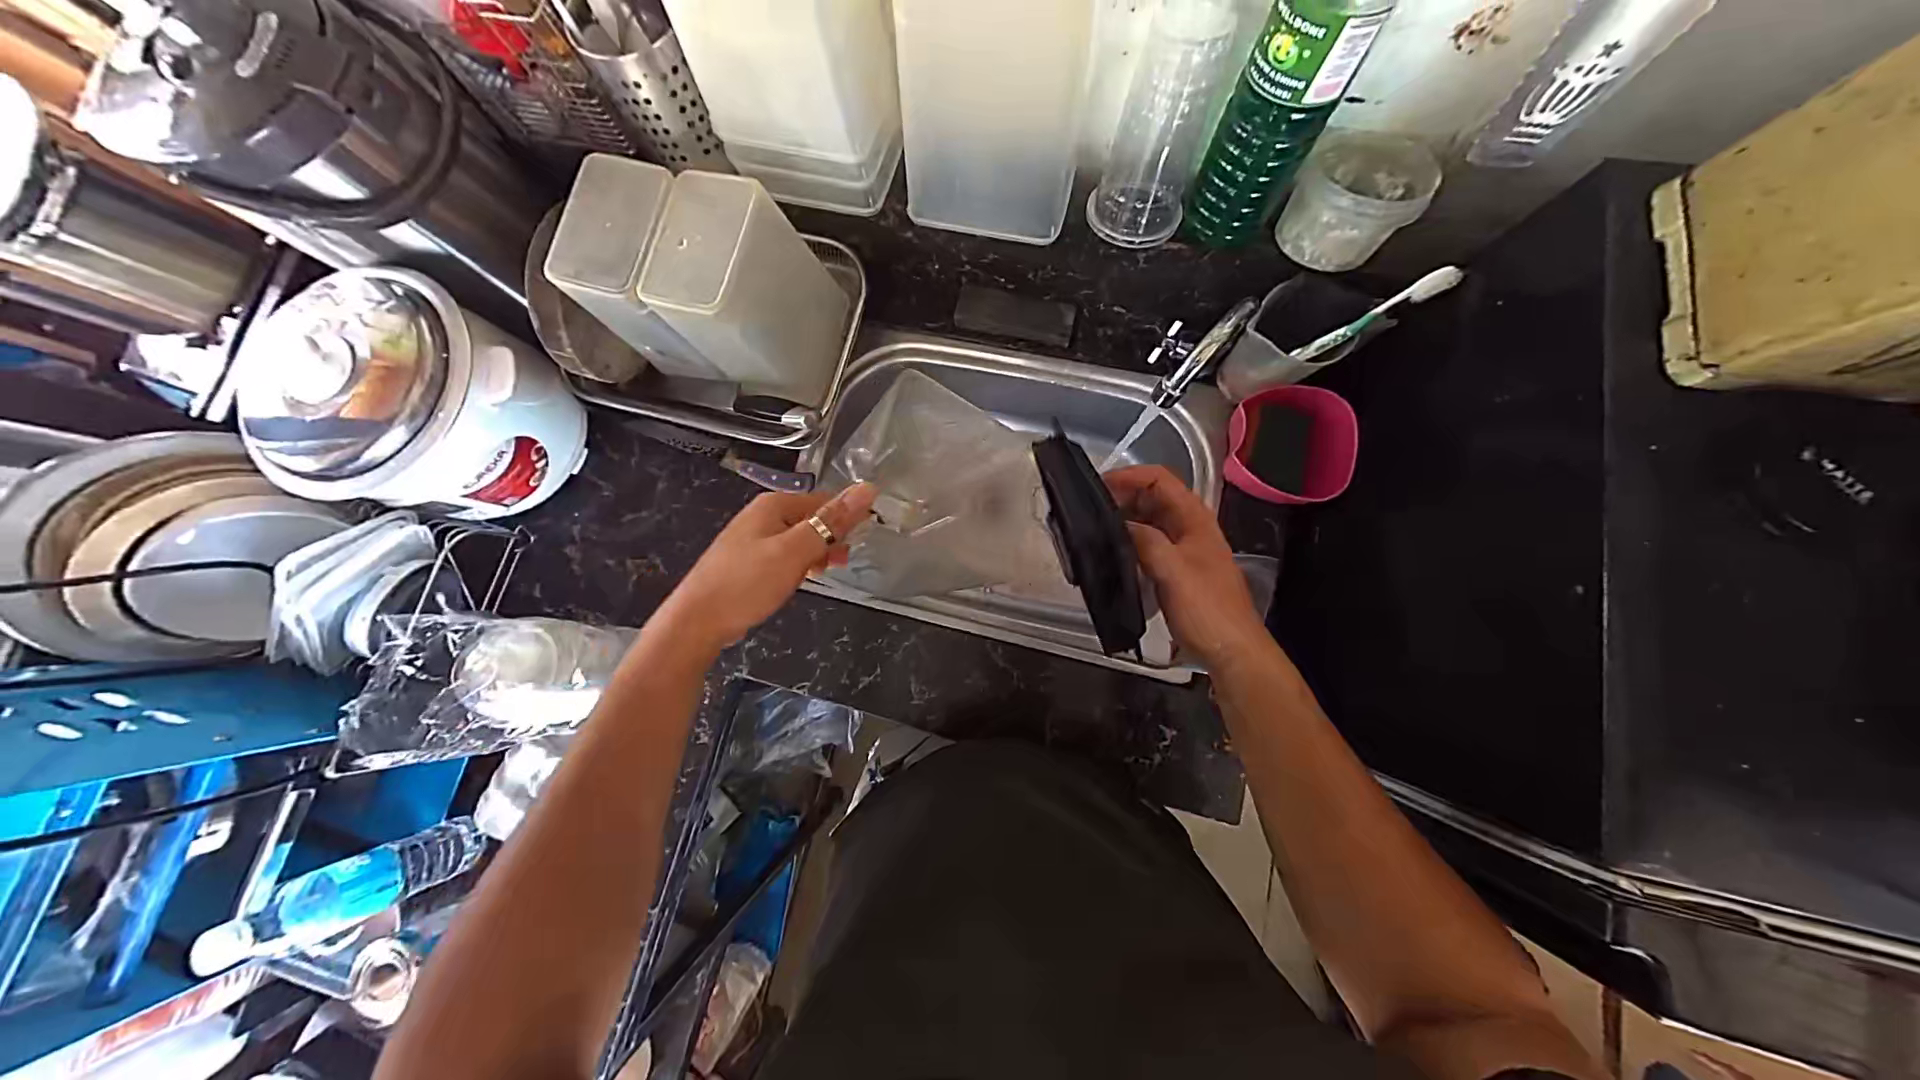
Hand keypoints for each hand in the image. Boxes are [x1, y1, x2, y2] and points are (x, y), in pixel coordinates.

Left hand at [654, 483, 876, 652]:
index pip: (824, 500)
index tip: (864, 538)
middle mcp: (763, 516)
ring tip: (826, 572)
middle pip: (812, 518)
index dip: (847, 517)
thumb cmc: (748, 583)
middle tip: (843, 561)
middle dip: (832, 537)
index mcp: (774, 505)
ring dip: (817, 553)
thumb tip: (867, 489)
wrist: (698, 621)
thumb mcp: (796, 550)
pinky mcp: (749, 562)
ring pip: (799, 539)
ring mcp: (753, 539)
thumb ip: (832, 521)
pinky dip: (799, 565)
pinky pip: (785, 555)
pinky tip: (803, 579)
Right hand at [1104, 465, 1266, 667]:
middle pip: (1152, 497)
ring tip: (1092, 529)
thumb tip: (1118, 525)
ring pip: (1148, 522)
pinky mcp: (1175, 570)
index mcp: (1194, 518)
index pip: (1159, 479)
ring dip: (1123, 520)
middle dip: (1121, 497)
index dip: (1128, 476)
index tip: (1096, 486)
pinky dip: (1128, 543)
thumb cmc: (1207, 609)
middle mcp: (1189, 527)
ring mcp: (1183, 549)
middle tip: (1088, 510)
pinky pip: (1147, 546)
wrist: (1231, 650)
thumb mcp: (1172, 570)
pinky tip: (1110, 554)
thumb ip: (1144, 541)